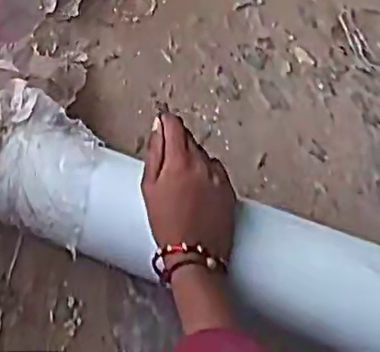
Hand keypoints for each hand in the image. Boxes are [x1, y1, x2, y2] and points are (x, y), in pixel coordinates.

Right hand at [141, 113, 238, 333]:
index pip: (174, 124)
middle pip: (188, 138)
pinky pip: (216, 170)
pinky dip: (207, 173)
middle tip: (167, 164)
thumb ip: (154, 151)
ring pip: (202, 154)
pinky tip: (197, 190)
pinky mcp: (230, 191)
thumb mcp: (149, 185)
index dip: (165, 121)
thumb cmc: (167, 224)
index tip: (161, 124)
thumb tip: (158, 128)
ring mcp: (218, 178)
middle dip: (177, 143)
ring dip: (192, 159)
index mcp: (179, 160)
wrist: (194, 258)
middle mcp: (202, 164)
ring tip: (183, 182)